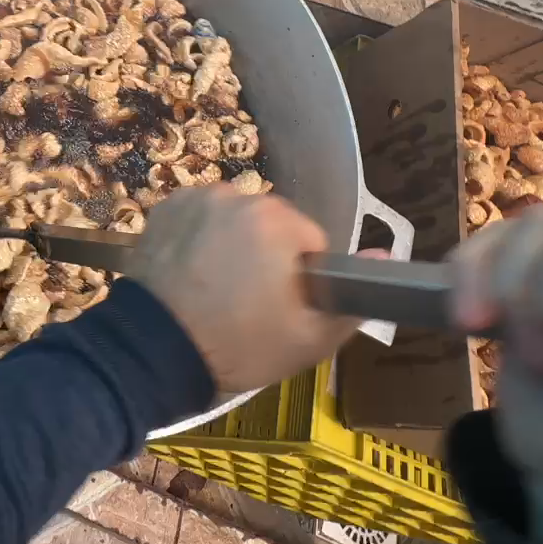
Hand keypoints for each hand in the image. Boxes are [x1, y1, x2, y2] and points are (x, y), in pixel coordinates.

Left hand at [126, 186, 364, 391]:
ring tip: (216, 286)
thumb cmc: (241, 343)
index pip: (309, 239)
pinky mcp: (163, 208)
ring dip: (231, 241)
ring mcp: (193, 198)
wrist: (157, 348)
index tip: (282, 303)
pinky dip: (198, 235)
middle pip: (269, 223)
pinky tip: (190, 270)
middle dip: (266, 253)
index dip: (301, 274)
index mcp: (275, 218)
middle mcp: (233, 195)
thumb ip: (353, 295)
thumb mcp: (311, 337)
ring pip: (232, 218)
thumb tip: (385, 254)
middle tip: (248, 298)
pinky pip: (198, 217)